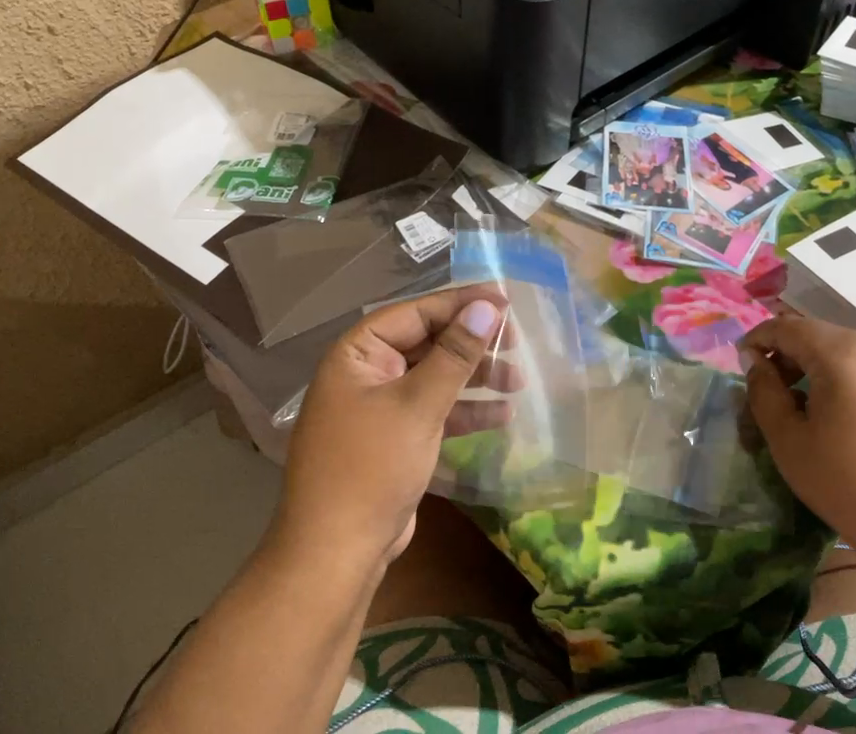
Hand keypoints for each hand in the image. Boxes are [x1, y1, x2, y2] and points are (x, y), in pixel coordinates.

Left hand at [273, 284, 513, 568]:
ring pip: (433, 379)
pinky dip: (464, 411)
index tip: (505, 303)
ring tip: (518, 383)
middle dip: (471, 345)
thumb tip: (486, 306)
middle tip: (516, 344)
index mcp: (357, 354)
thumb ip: (455, 354)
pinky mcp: (393, 441)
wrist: (336, 552)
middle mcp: (365, 374)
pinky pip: (432, 411)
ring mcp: (378, 409)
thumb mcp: (418, 404)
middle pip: (426, 344)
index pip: (415, 313)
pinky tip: (502, 415)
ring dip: (474, 379)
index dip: (460, 304)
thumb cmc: (371, 466)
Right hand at [741, 315, 855, 595]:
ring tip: (808, 404)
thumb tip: (758, 362)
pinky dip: (852, 380)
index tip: (743, 361)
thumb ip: (764, 392)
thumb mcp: (789, 442)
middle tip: (772, 385)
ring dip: (822, 365)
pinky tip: (849, 420)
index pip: (789, 327)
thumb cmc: (849, 487)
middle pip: (822, 334)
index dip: (759, 338)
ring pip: (851, 351)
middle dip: (791, 352)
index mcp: (842, 355)